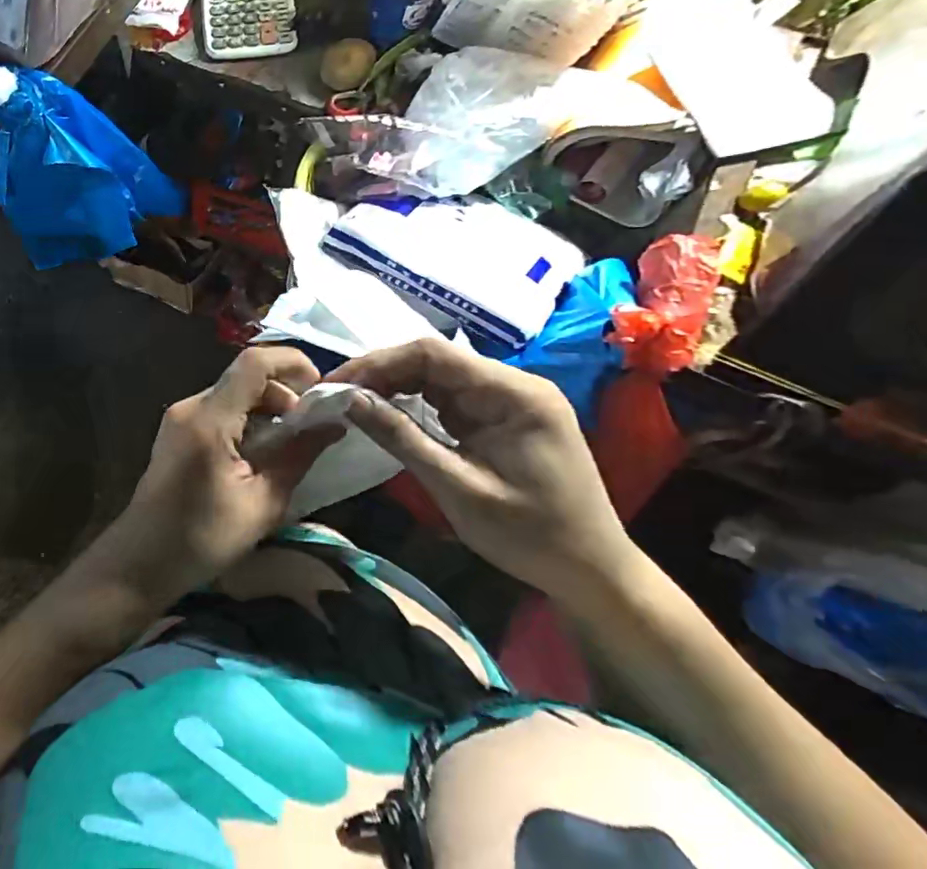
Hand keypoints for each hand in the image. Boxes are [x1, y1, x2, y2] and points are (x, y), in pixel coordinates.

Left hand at [106, 347, 344, 594]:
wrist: (142, 560)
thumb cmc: (202, 538)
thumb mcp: (262, 503)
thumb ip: (297, 457)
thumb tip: (332, 426)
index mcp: (208, 420)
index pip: (254, 364)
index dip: (294, 364)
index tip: (323, 393)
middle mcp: (189, 408)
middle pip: (245, 378)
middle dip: (285, 394)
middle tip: (311, 431)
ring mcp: (179, 418)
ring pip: (233, 394)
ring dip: (267, 410)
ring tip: (290, 447)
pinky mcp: (176, 432)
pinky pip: (219, 411)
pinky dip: (246, 421)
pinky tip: (260, 454)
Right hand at [327, 337, 644, 605]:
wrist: (592, 572)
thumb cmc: (529, 535)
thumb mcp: (457, 488)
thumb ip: (401, 438)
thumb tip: (348, 401)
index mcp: (514, 394)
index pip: (433, 354)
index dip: (377, 363)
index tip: (335, 384)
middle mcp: (513, 385)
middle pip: (433, 360)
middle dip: (380, 374)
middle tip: (334, 395)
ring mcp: (508, 401)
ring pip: (436, 377)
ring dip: (392, 387)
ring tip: (350, 403)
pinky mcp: (499, 418)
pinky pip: (447, 398)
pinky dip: (412, 403)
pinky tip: (385, 413)